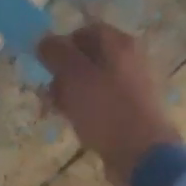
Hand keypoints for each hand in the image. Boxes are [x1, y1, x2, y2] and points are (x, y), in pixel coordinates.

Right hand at [38, 22, 182, 185]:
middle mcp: (131, 60)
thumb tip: (43, 41)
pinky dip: (89, 111)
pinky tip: (81, 127)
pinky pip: (105, 105)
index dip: (62, 47)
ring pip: (95, 84)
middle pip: (90, 59)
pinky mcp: (134, 113)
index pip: (85, 32)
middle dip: (65, 75)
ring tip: (61, 114)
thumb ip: (57, 54)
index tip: (46, 69)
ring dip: (73, 95)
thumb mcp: (75, 77)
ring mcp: (135, 88)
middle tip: (50, 96)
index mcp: (119, 43)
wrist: (142, 153)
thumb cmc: (106, 110)